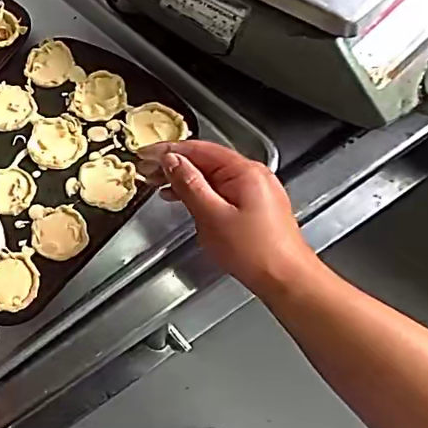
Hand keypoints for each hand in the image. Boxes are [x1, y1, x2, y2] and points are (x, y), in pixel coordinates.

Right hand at [141, 140, 324, 299]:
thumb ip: (189, 183)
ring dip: (180, 176)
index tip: (142, 155)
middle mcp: (251, 175)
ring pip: (209, 174)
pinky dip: (194, 189)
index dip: (167, 150)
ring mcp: (253, 189)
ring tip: (154, 183)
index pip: (199, 149)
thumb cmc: (250, 249)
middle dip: (172, 162)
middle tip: (143, 170)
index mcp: (244, 172)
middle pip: (205, 159)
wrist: (285, 277)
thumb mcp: (211, 214)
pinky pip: (216, 187)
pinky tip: (178, 196)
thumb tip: (170, 160)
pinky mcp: (250, 203)